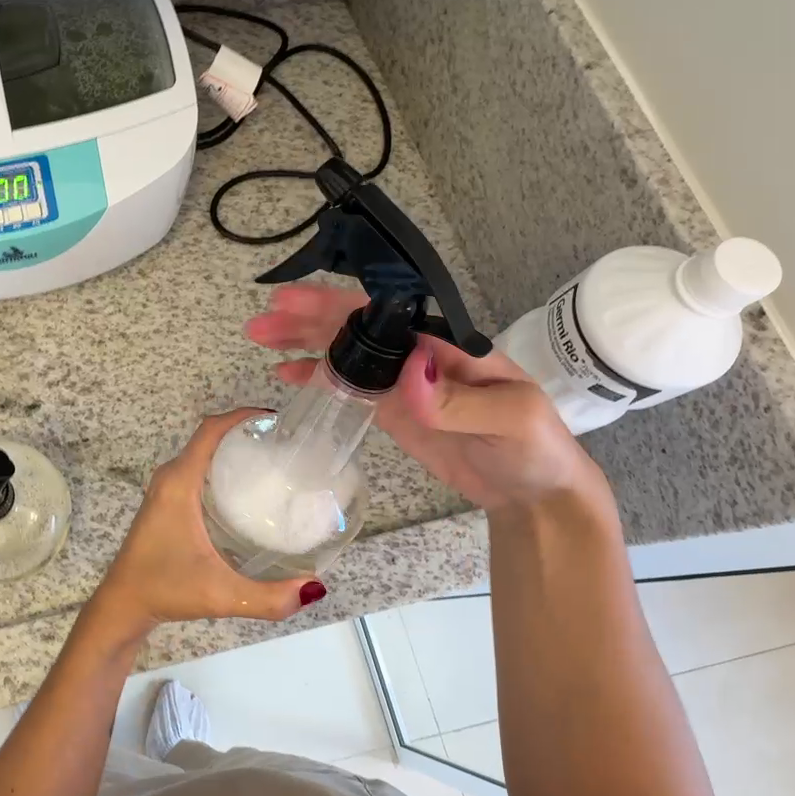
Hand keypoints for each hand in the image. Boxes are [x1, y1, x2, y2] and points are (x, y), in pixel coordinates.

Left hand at [90, 410, 325, 634]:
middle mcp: (170, 478)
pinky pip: (196, 470)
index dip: (242, 416)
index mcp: (179, 483)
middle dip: (245, 433)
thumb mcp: (220, 594)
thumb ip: (269, 597)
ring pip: (202, 455)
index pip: (210, 430)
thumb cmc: (164, 589)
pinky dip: (221, 468)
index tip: (279, 420)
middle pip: (210, 438)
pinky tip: (247, 492)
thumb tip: (315, 588)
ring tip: (274, 463)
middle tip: (286, 445)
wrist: (123, 604)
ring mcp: (165, 490)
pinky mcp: (165, 503)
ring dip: (232, 451)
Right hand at [245, 283, 613, 515]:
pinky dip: (316, 375)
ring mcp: (402, 382)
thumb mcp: (509, 419)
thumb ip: (459, 399)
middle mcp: (417, 354)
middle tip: (261, 323)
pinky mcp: (393, 410)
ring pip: (344, 351)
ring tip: (261, 339)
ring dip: (303, 342)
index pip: (380, 314)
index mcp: (444, 343)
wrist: (534, 492)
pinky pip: (348, 385)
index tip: (293, 303)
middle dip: (306, 320)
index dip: (335, 305)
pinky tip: (287, 373)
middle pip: (354, 327)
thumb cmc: (532, 447)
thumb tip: (411, 370)